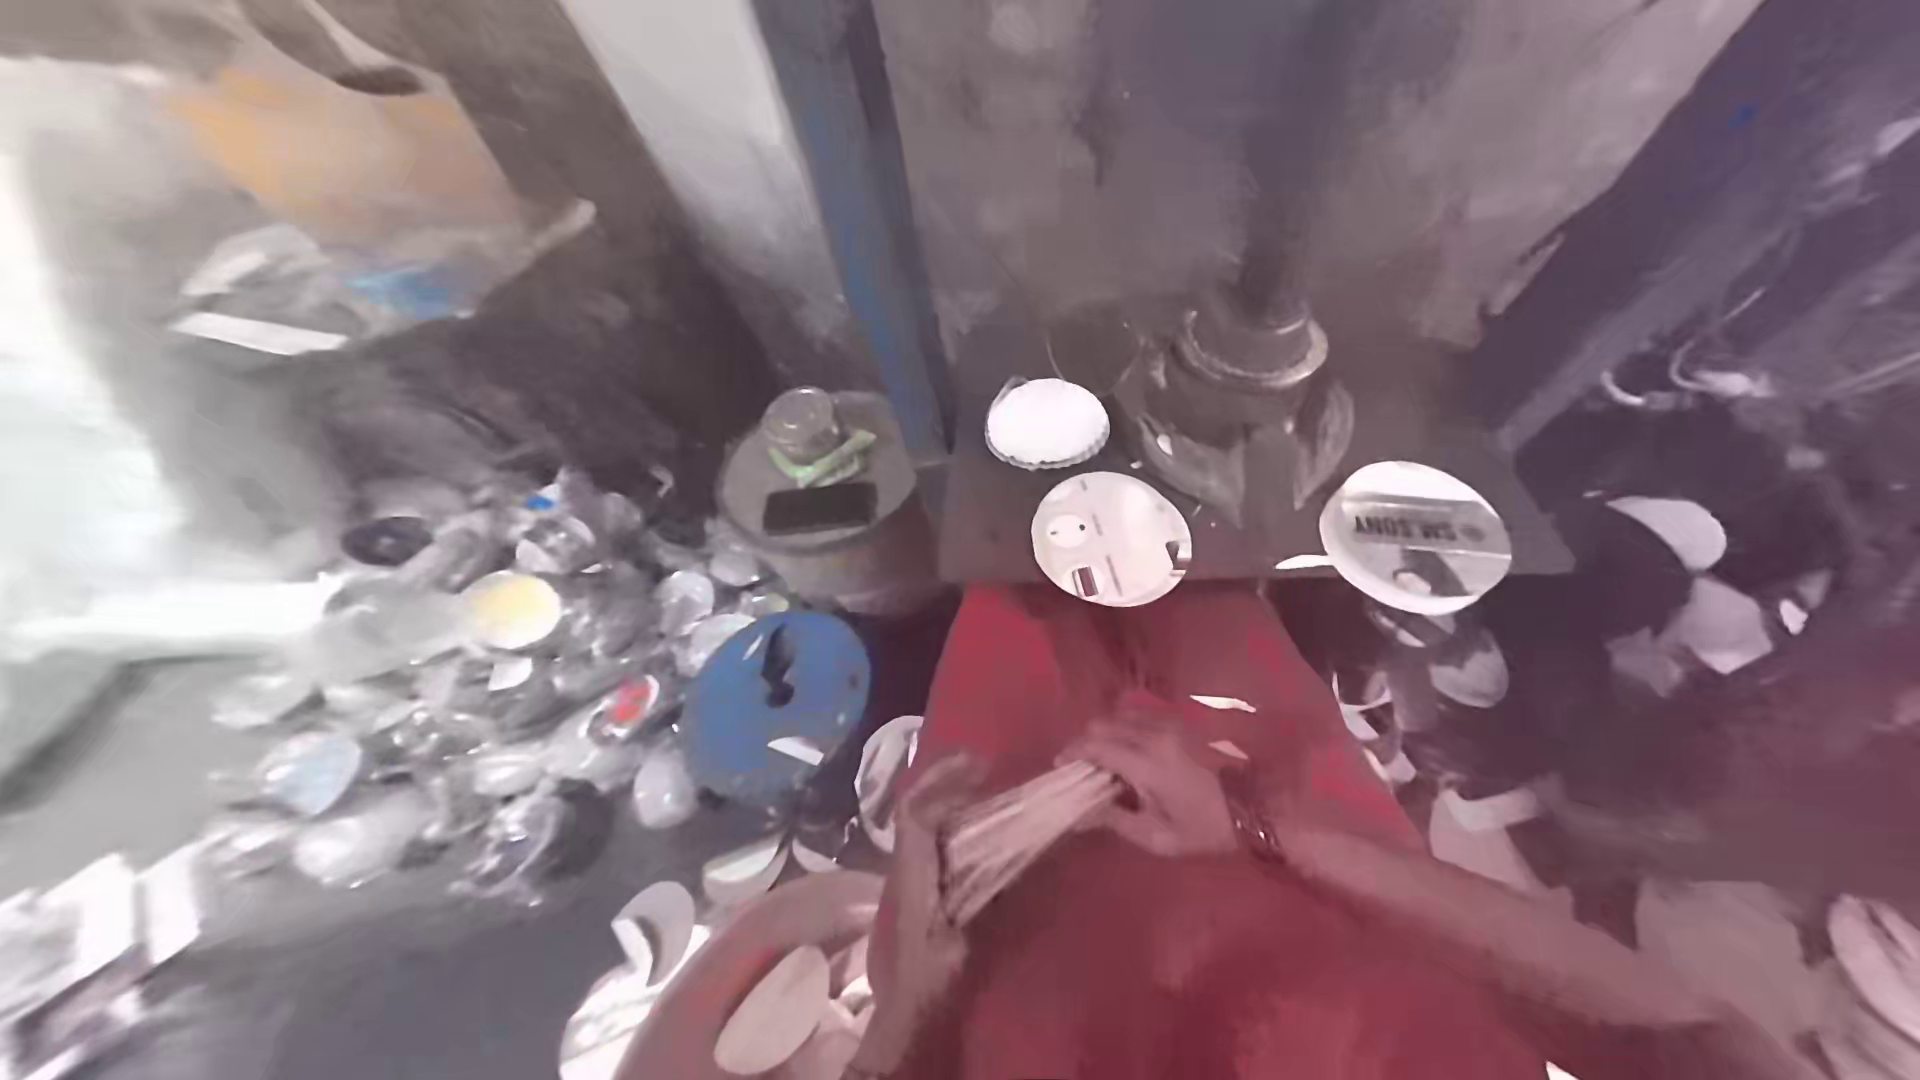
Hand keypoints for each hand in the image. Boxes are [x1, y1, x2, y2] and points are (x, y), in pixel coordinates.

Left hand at [858, 754, 983, 1070]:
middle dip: (941, 776)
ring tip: (978, 779)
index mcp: (913, 872)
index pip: (917, 814)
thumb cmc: (931, 978)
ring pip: (918, 815)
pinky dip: (947, 812)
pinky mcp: (917, 878)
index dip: (943, 785)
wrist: (905, 1011)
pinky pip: (928, 831)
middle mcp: (905, 861)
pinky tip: (972, 815)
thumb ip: (992, 901)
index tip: (977, 770)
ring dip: (943, 790)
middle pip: (912, 804)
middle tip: (979, 762)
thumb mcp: (964, 941)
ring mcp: (907, 868)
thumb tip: (1023, 858)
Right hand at [1064, 717, 1237, 856]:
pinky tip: (1131, 747)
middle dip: (1085, 742)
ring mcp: (1168, 722)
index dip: (1071, 753)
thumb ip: (1114, 821)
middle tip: (1083, 766)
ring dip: (1105, 732)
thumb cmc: (1207, 829)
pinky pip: (1140, 713)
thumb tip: (1078, 815)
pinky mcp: (1179, 720)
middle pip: (1101, 723)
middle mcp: (1153, 734)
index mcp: (1146, 763)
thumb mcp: (1159, 837)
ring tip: (1106, 757)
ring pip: (1119, 715)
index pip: (1094, 746)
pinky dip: (1125, 726)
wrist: (1258, 807)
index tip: (1060, 766)